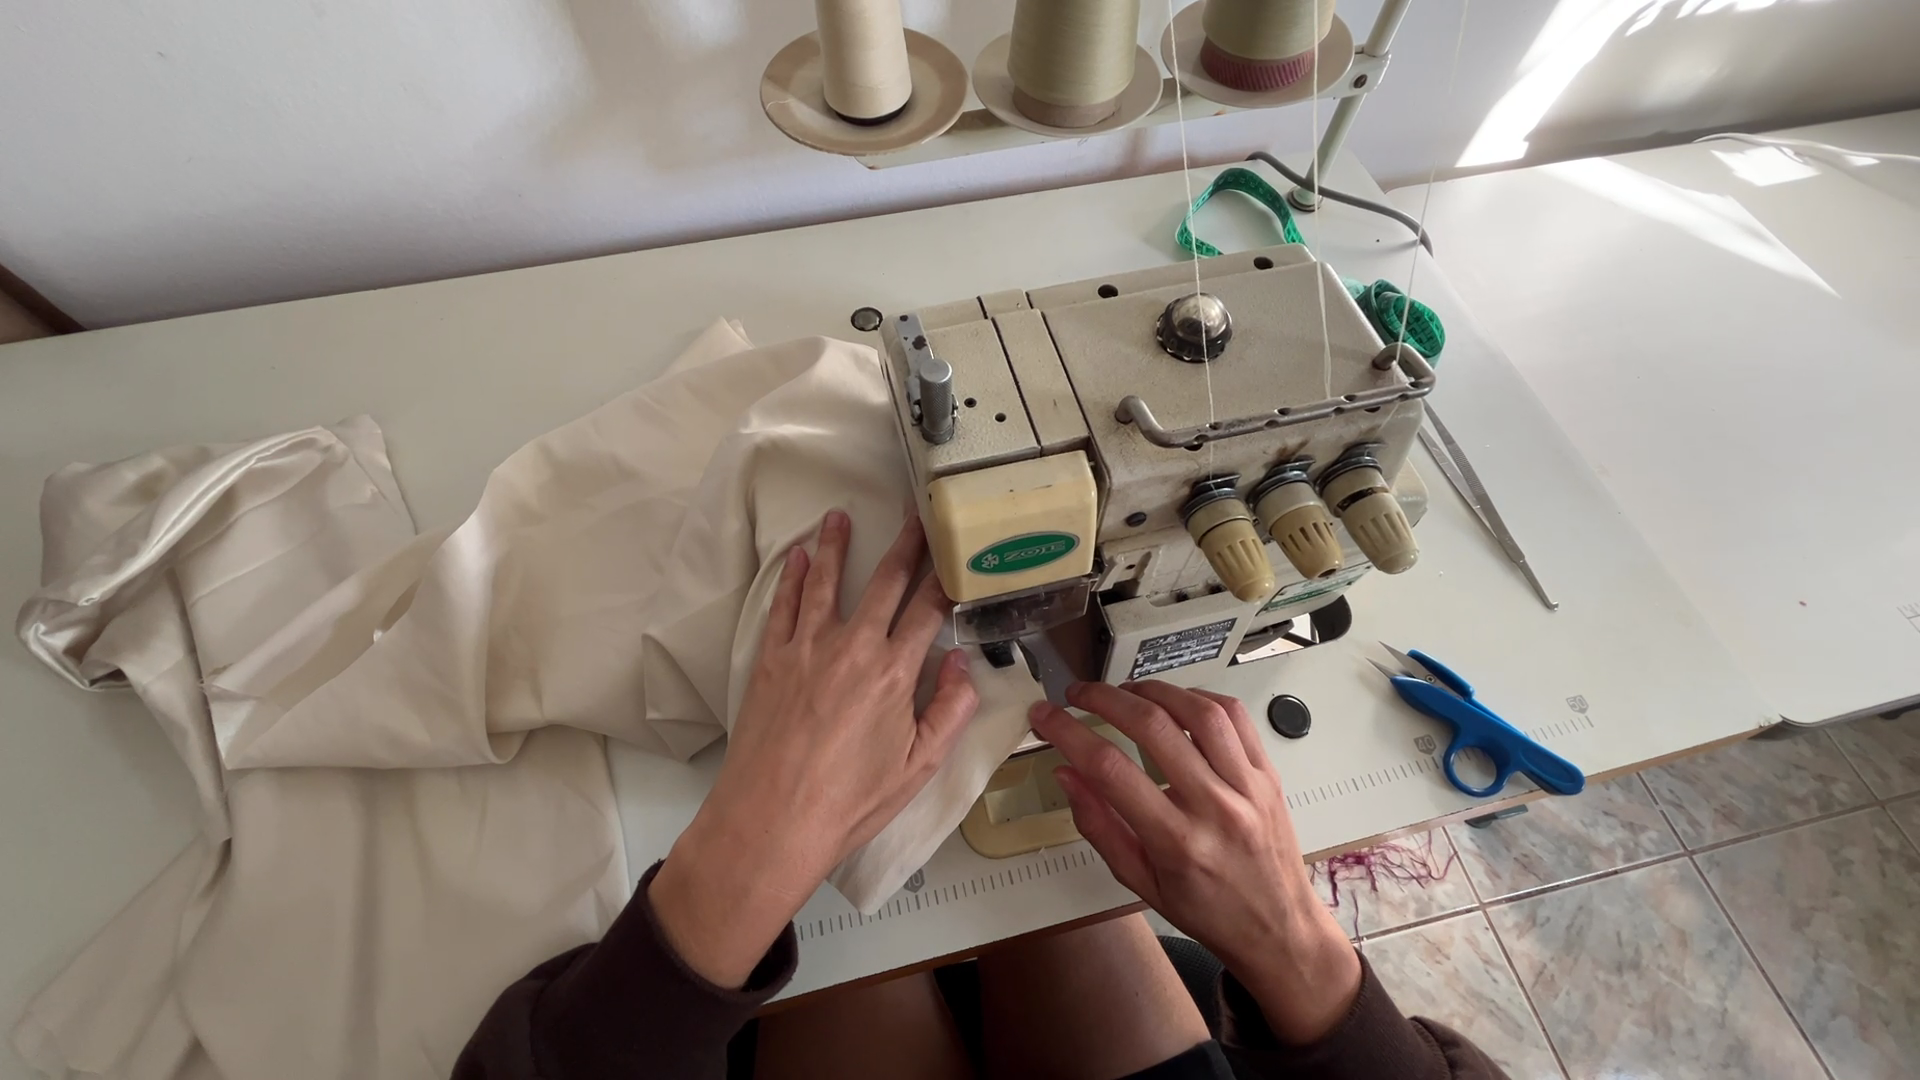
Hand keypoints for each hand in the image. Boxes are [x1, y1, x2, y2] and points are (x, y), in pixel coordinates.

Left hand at [650, 510, 978, 986]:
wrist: (771, 821)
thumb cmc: (852, 800)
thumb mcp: (920, 766)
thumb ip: (951, 709)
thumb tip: (965, 663)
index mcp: (895, 671)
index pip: (927, 609)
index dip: (944, 577)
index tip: (954, 551)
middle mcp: (853, 647)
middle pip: (884, 582)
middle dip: (903, 545)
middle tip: (913, 514)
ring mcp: (807, 648)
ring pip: (825, 582)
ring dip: (835, 546)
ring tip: (839, 515)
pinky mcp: (771, 659)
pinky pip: (784, 607)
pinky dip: (790, 580)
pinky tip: (794, 558)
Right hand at [1029, 681, 1360, 1044]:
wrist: (1281, 932)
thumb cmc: (1207, 910)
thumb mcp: (1139, 882)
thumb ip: (1098, 824)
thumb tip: (1065, 772)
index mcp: (1176, 842)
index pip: (1110, 769)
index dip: (1068, 733)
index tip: (1045, 716)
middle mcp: (1215, 807)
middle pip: (1153, 727)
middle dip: (1104, 699)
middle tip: (1078, 693)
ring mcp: (1247, 785)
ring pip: (1197, 711)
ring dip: (1151, 690)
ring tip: (1124, 692)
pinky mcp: (1267, 773)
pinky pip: (1234, 715)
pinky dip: (1197, 696)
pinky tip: (1173, 701)